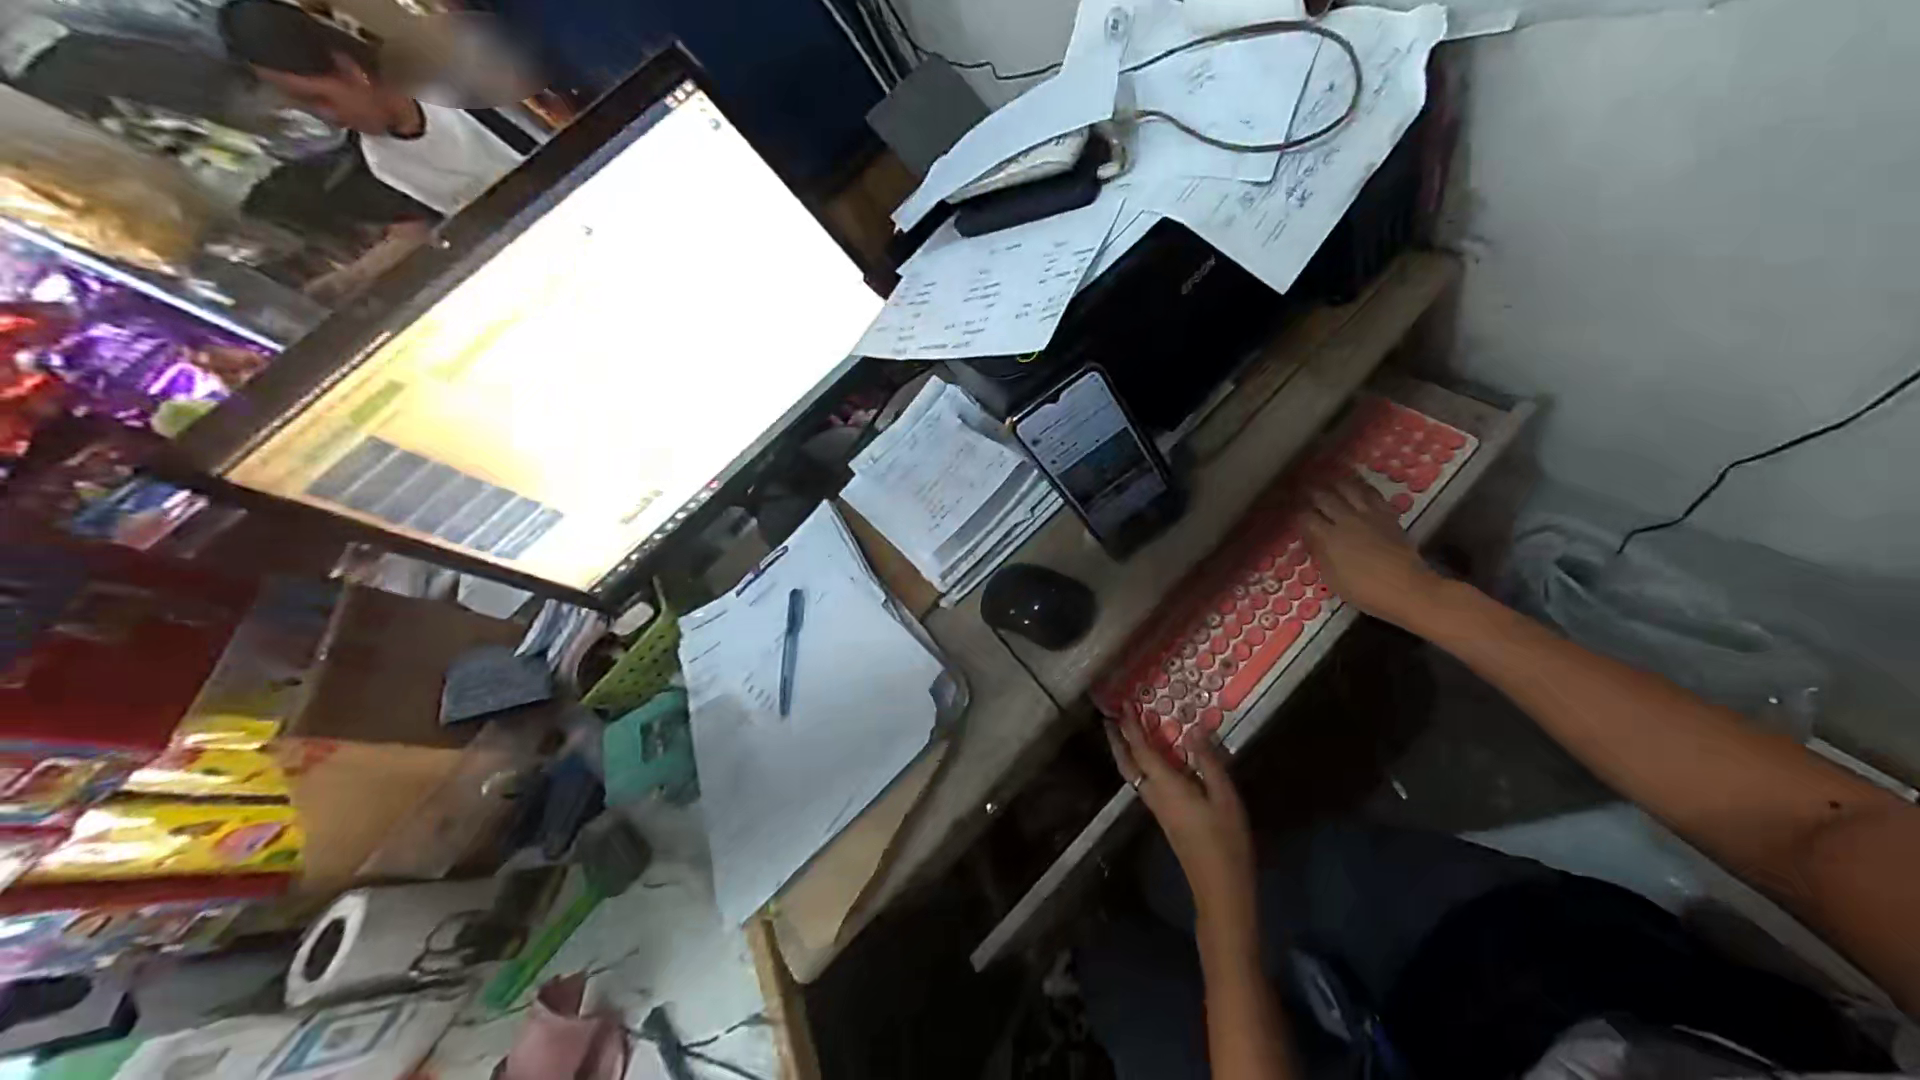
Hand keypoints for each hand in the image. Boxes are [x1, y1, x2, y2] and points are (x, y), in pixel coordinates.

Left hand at [1105, 714, 1256, 934]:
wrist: (1219, 886)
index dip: (1131, 726)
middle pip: (1127, 763)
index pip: (1141, 749)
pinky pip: (1145, 782)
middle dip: (1117, 740)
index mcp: (1165, 785)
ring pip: (1133, 774)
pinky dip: (1140, 765)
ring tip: (1126, 733)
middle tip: (1110, 718)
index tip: (1123, 705)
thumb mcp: (1224, 796)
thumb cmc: (1225, 839)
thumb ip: (1207, 761)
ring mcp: (1157, 808)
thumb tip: (1193, 729)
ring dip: (1126, 752)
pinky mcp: (1165, 817)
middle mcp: (1154, 795)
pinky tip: (1153, 762)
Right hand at [1300, 477, 1446, 629]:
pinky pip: (1373, 495)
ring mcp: (1369, 515)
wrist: (1408, 589)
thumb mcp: (1332, 579)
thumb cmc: (1365, 591)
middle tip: (1304, 489)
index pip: (1306, 517)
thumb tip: (1313, 539)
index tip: (1291, 511)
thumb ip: (1321, 554)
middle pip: (1325, 498)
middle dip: (1312, 493)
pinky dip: (1363, 488)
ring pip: (1349, 490)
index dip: (1296, 513)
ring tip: (1330, 480)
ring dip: (1337, 484)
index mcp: (1329, 537)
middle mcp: (1346, 520)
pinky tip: (1359, 487)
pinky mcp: (1388, 516)